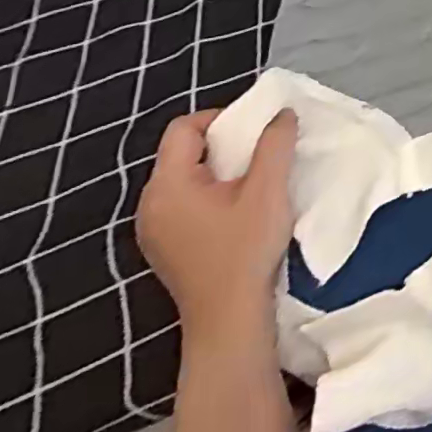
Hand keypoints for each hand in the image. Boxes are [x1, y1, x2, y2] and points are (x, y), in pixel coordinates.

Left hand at [136, 108, 296, 336]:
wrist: (228, 318)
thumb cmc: (246, 248)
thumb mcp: (268, 190)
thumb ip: (274, 145)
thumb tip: (282, 113)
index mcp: (166, 186)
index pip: (183, 128)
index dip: (221, 118)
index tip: (258, 130)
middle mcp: (150, 204)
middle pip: (183, 151)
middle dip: (225, 143)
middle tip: (263, 152)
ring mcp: (154, 228)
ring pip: (186, 177)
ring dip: (221, 168)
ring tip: (256, 179)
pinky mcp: (166, 245)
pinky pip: (186, 201)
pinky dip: (213, 192)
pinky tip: (240, 208)